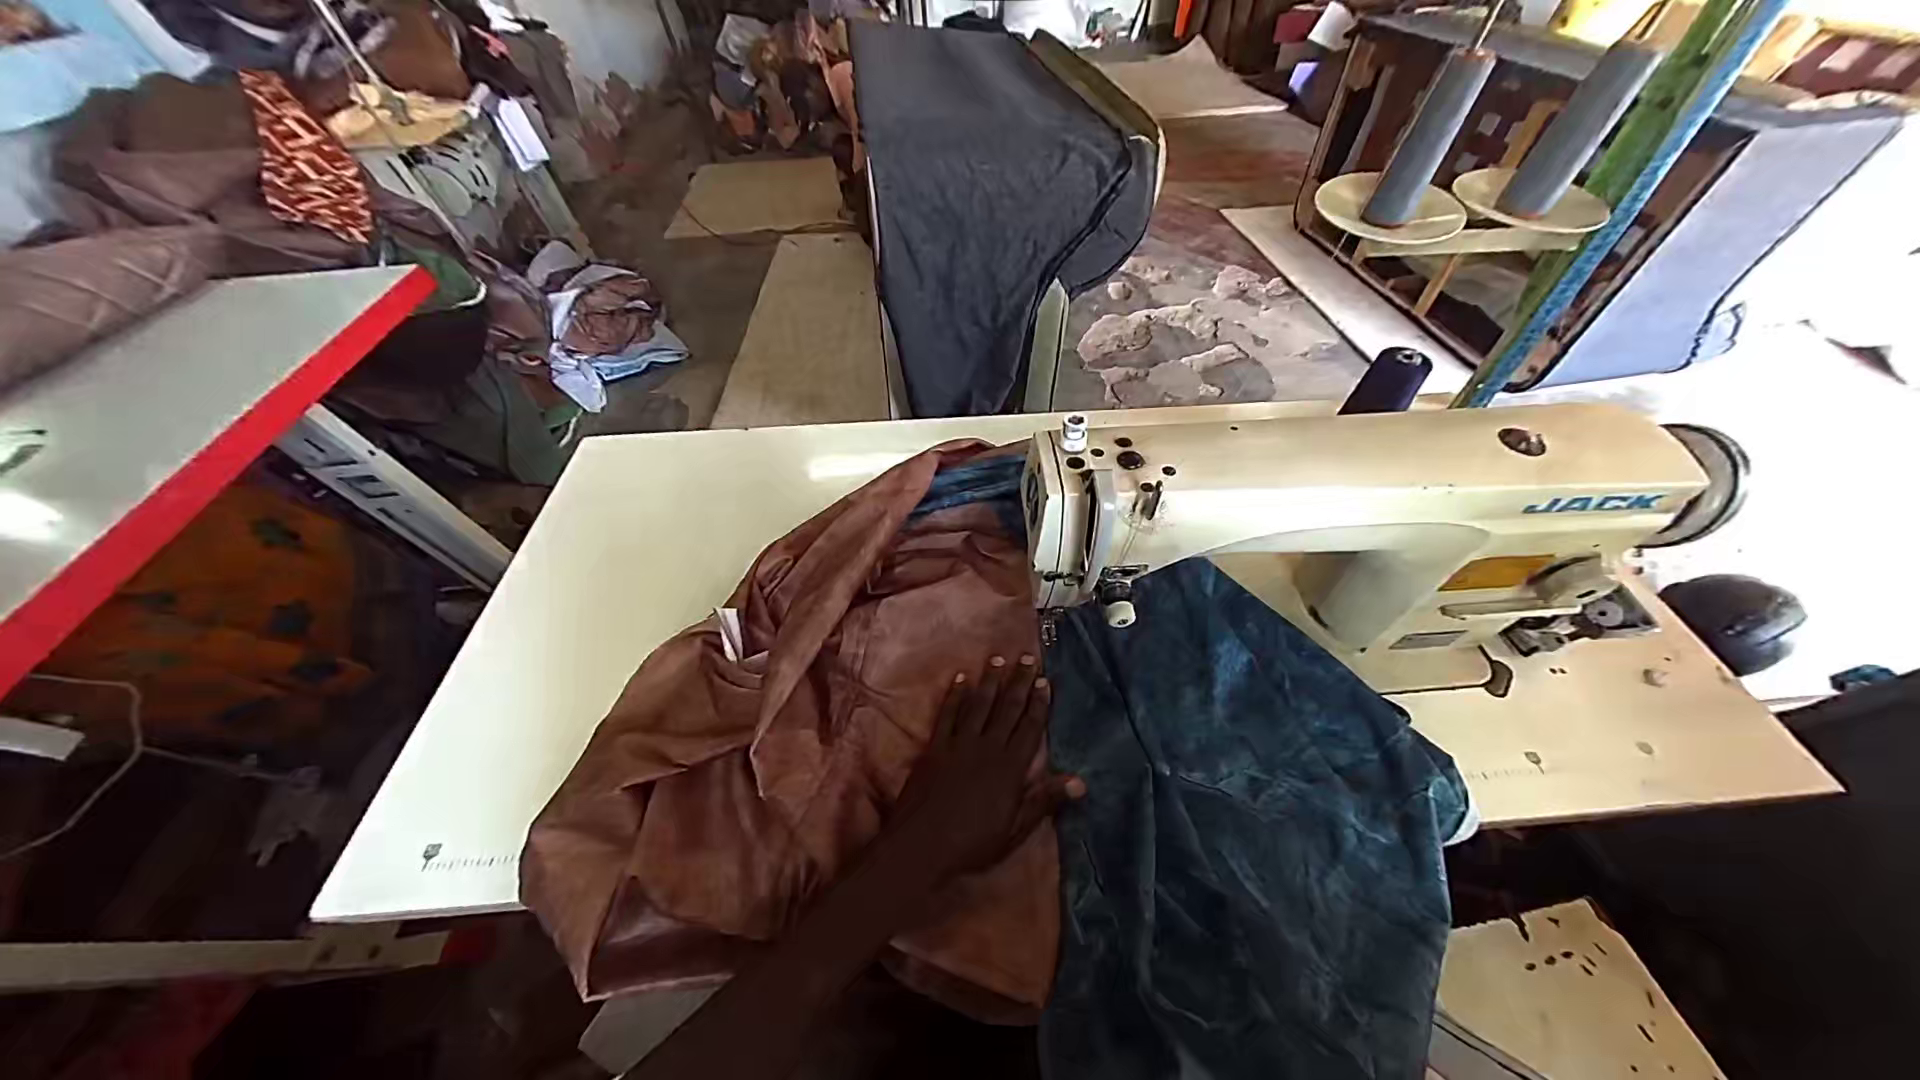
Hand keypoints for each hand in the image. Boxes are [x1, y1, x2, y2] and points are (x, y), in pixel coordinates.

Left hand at [880, 655, 1084, 886]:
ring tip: (998, 657)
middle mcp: (987, 748)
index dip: (1039, 703)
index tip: (1045, 681)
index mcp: (1010, 768)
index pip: (1029, 728)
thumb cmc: (972, 843)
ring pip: (979, 704)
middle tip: (1027, 657)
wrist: (922, 845)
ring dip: (990, 680)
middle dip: (1019, 682)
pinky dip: (954, 695)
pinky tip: (960, 678)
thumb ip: (1044, 800)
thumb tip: (1080, 782)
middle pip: (1007, 708)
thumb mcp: (1015, 829)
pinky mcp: (935, 747)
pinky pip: (947, 714)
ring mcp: (959, 744)